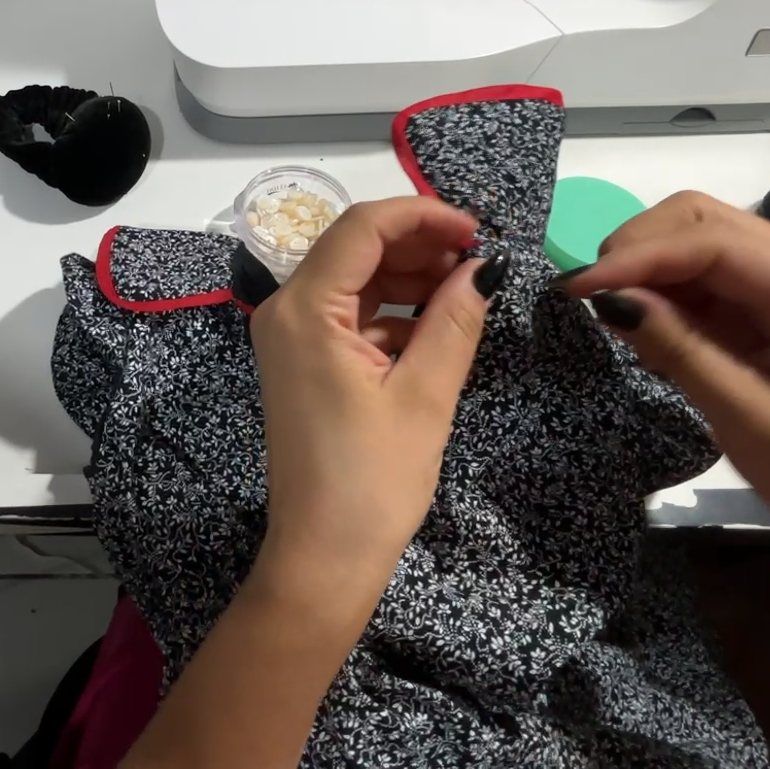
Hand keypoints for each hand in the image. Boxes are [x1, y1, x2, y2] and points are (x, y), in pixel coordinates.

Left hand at [249, 197, 496, 603]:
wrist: (323, 554)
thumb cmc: (372, 480)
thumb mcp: (425, 395)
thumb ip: (454, 320)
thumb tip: (484, 266)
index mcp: (303, 309)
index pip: (361, 228)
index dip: (422, 215)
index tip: (477, 228)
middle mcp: (284, 309)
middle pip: (353, 248)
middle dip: (417, 244)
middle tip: (478, 260)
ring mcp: (288, 334)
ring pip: (353, 279)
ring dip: (407, 277)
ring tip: (465, 288)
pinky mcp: (301, 358)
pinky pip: (348, 313)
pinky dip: (390, 310)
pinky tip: (434, 325)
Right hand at [557, 192, 769, 560]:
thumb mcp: (748, 419)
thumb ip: (680, 350)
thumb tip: (607, 297)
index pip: (716, 245)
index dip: (639, 257)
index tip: (577, 288)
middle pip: (705, 221)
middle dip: (638, 246)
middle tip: (590, 294)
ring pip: (697, 239)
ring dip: (644, 263)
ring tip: (610, 308)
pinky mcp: (764, 309)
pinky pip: (699, 276)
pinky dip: (658, 288)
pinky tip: (641, 322)